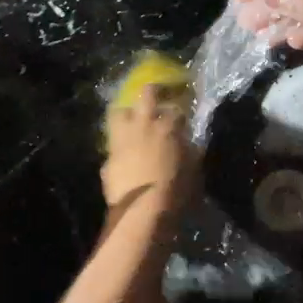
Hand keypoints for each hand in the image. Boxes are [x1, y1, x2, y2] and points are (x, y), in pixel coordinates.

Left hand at [102, 84, 197, 213]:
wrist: (144, 212)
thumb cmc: (177, 192)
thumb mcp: (194, 170)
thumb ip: (190, 153)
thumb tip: (188, 146)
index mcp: (169, 127)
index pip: (177, 108)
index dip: (181, 109)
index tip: (184, 113)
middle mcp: (144, 124)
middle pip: (146, 93)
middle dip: (154, 90)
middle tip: (159, 93)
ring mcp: (122, 138)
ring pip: (119, 111)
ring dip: (128, 112)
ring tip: (134, 120)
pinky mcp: (108, 156)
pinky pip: (112, 141)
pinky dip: (119, 141)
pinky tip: (126, 150)